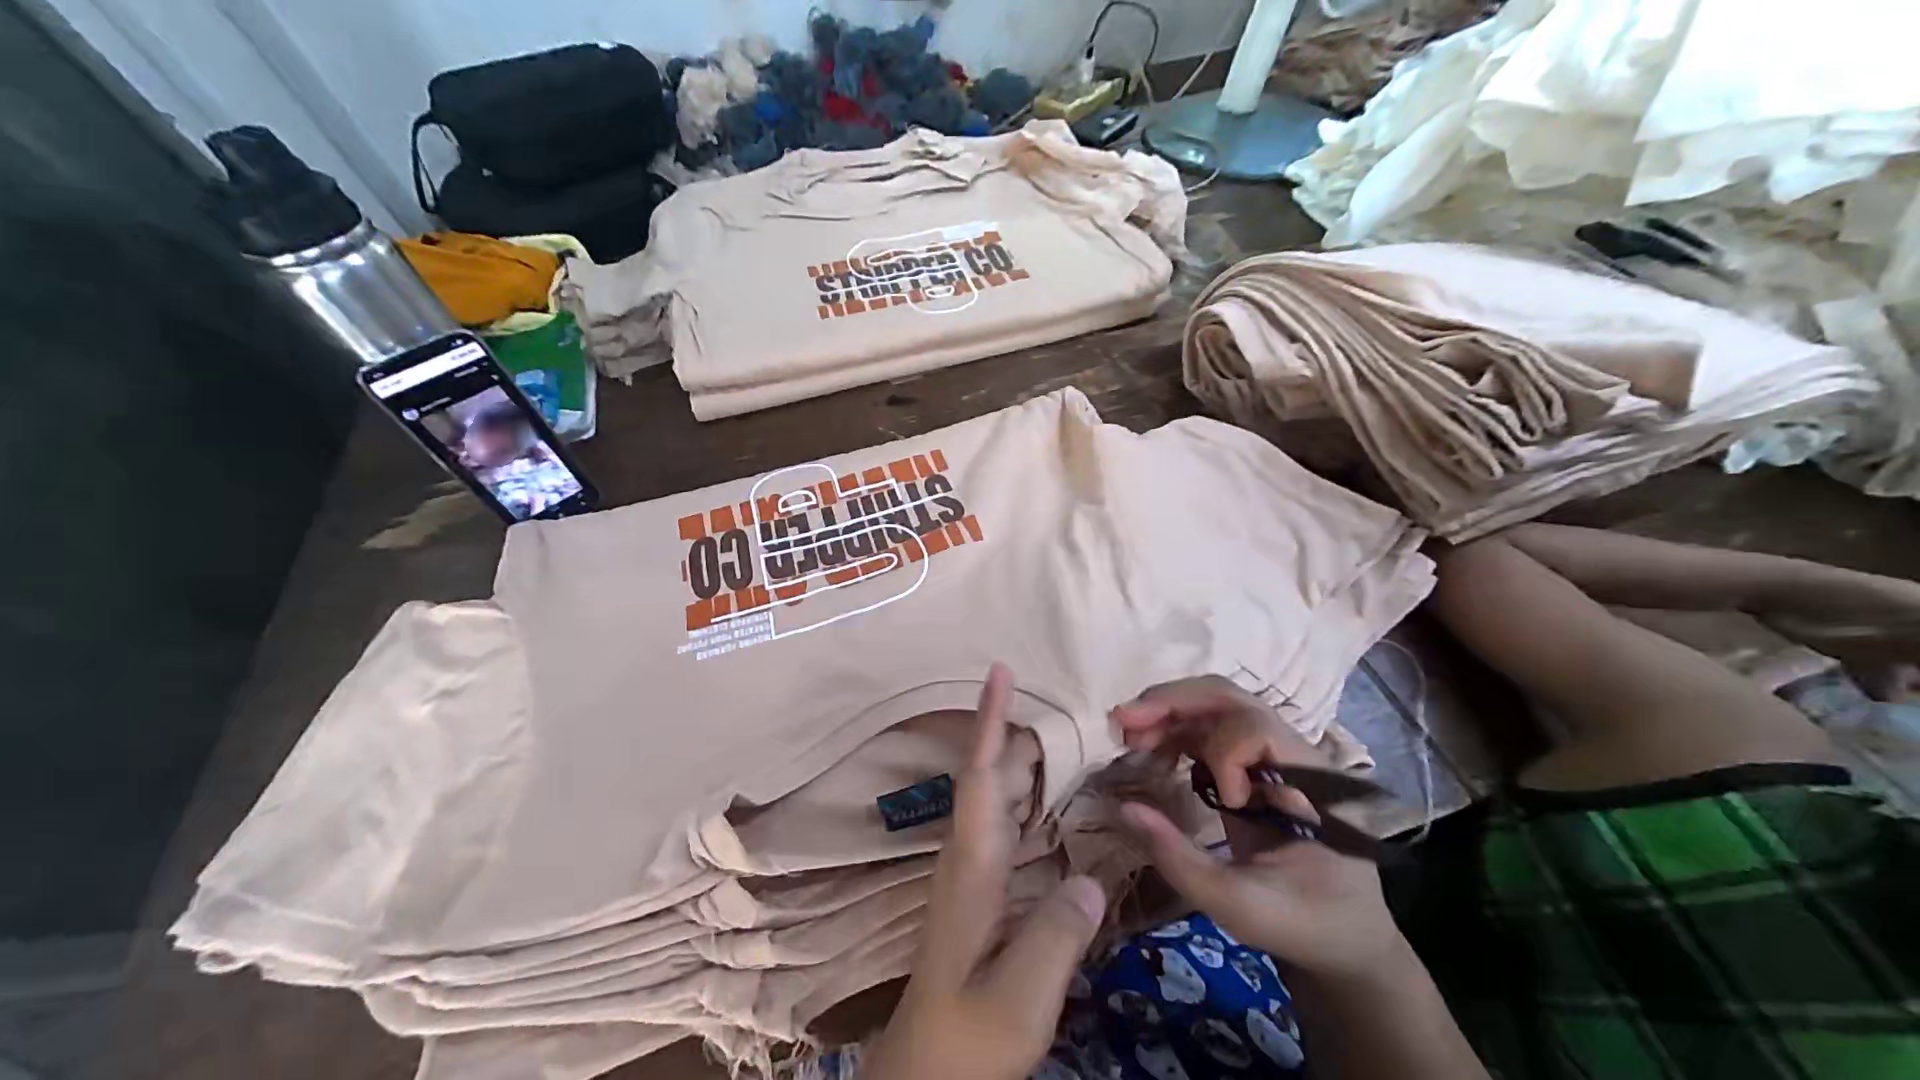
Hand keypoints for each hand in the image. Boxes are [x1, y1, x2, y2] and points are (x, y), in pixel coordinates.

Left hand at [861, 664, 1106, 1079]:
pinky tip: (1056, 801)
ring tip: (1066, 738)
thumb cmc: (969, 1033)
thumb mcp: (1019, 997)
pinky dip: (1031, 797)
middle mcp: (969, 854)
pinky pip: (1009, 823)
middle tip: (1060, 705)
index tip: (999, 672)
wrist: (929, 1068)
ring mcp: (974, 870)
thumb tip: (1091, 877)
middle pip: (992, 774)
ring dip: (1026, 761)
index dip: (990, 721)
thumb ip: (1055, 937)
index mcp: (973, 865)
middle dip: (1016, 731)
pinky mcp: (984, 888)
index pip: (982, 776)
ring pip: (999, 796)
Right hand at [1113, 676, 1402, 977]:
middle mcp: (1289, 751)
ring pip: (1212, 705)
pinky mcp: (1248, 763)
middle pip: (1228, 698)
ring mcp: (1267, 753)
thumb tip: (1124, 808)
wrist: (1346, 930)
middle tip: (1123, 722)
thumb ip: (1181, 861)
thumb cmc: (1304, 921)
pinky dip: (1171, 731)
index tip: (1225, 803)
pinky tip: (1148, 751)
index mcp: (1310, 781)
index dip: (1227, 753)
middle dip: (1171, 703)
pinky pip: (1206, 727)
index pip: (1260, 729)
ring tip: (1127, 737)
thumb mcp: (1243, 908)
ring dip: (1166, 713)